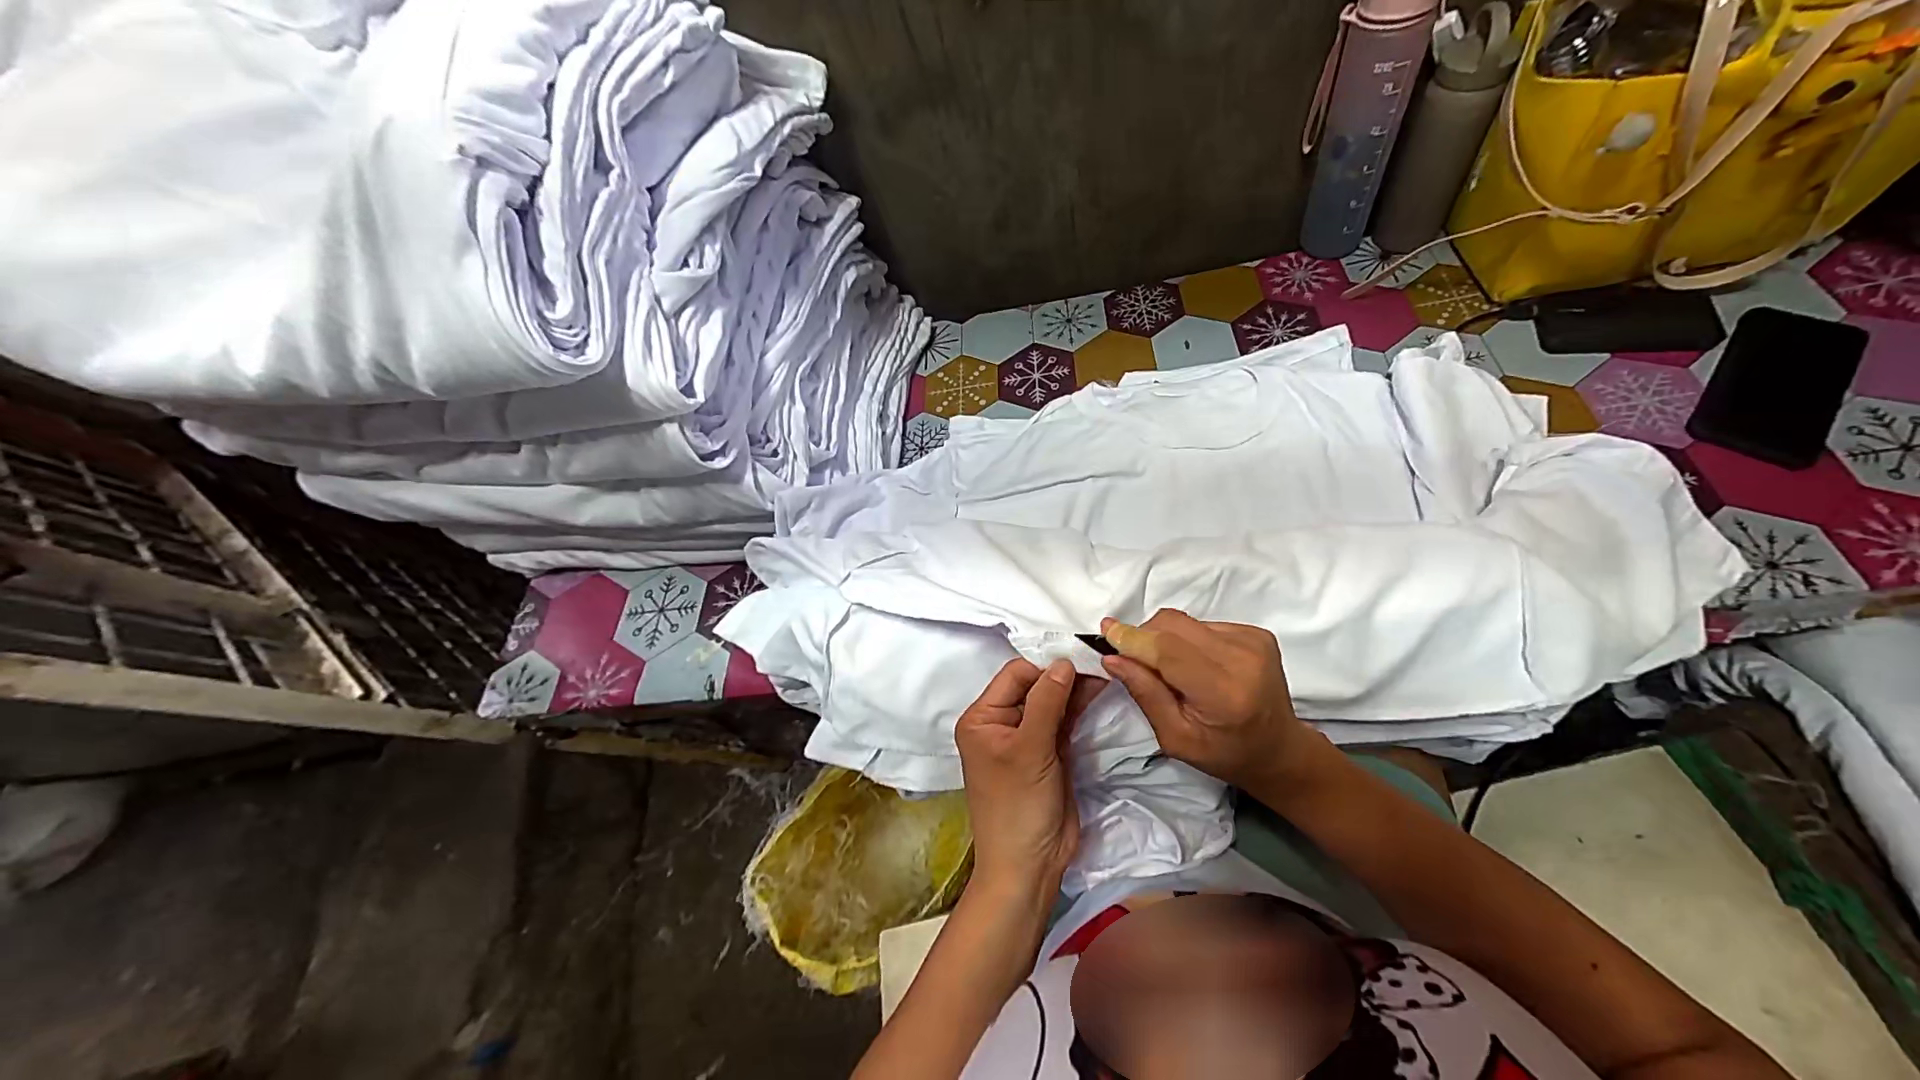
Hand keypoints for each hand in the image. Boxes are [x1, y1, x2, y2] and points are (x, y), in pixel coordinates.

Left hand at [954, 658, 1102, 899]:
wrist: (1030, 865)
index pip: (1016, 675)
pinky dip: (1079, 708)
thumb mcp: (1029, 750)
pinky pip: (1063, 721)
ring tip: (1105, 674)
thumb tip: (1064, 662)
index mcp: (982, 718)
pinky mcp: (1049, 752)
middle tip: (1099, 662)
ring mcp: (1026, 738)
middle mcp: (1000, 723)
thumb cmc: (1018, 806)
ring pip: (1052, 702)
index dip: (1046, 666)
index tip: (1081, 658)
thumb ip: (1047, 703)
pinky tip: (1098, 692)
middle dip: (1064, 675)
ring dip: (1075, 690)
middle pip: (1035, 686)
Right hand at [1099, 610, 1331, 790]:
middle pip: (1173, 625)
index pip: (1167, 650)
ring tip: (1170, 669)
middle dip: (1144, 636)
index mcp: (1223, 692)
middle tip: (1132, 658)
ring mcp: (1253, 641)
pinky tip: (1194, 664)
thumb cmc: (1224, 753)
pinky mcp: (1257, 633)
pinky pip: (1202, 624)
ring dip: (1165, 638)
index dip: (1133, 638)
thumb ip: (1145, 693)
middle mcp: (1243, 658)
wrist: (1278, 749)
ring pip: (1185, 621)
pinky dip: (1187, 639)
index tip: (1105, 631)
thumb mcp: (1175, 737)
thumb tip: (1113, 658)